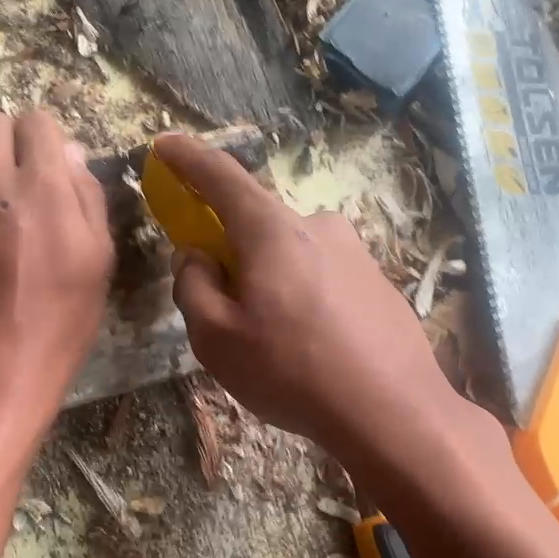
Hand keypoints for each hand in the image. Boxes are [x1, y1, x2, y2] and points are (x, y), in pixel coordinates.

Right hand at [158, 134, 462, 456]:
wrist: (395, 412)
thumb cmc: (292, 372)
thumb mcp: (216, 338)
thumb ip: (192, 287)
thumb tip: (197, 256)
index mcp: (272, 231)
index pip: (221, 178)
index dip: (188, 160)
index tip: (164, 145)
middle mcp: (317, 226)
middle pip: (255, 227)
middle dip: (231, 256)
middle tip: (224, 312)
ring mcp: (355, 252)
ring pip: (289, 256)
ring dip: (269, 283)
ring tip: (273, 345)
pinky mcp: (378, 282)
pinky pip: (320, 277)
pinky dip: (301, 300)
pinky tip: (309, 349)